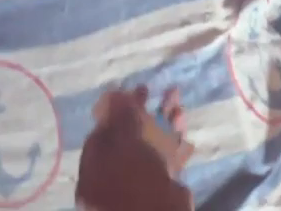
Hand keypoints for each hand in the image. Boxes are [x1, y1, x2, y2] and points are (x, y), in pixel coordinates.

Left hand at [76, 86, 194, 210]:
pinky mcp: (157, 188)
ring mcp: (135, 183)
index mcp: (94, 167)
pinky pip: (165, 161)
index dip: (118, 108)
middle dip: (147, 111)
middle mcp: (110, 177)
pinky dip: (175, 145)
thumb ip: (120, 114)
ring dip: (165, 123)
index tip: (136, 90)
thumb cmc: (134, 175)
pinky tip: (186, 136)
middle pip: (129, 136)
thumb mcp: (125, 139)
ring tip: (179, 106)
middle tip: (160, 92)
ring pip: (150, 145)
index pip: (102, 131)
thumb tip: (112, 91)